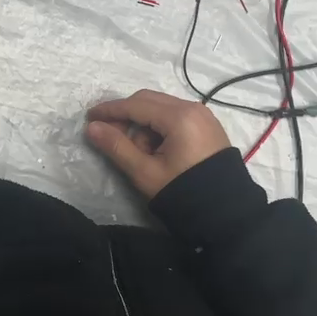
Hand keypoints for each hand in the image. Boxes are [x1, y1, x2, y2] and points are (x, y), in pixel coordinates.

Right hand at [85, 89, 230, 198]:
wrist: (227, 215)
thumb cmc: (183, 192)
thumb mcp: (145, 172)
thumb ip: (117, 147)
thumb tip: (92, 128)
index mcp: (179, 117)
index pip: (136, 105)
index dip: (110, 110)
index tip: (89, 117)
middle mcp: (193, 108)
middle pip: (149, 100)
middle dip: (126, 116)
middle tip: (108, 135)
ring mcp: (203, 116)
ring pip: (161, 108)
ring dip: (143, 124)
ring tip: (138, 152)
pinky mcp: (208, 126)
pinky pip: (176, 116)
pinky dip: (159, 127)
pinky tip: (154, 149)